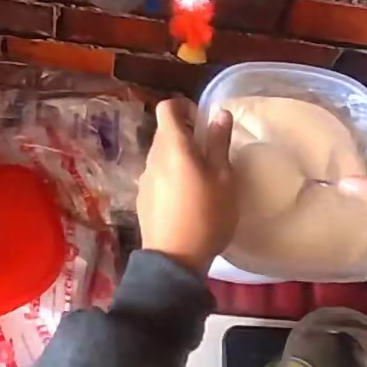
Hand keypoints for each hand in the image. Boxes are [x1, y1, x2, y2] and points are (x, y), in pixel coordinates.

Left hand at [138, 98, 236, 273]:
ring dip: (178, 156)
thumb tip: (219, 114)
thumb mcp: (224, 177)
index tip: (202, 122)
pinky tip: (186, 198)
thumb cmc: (207, 214)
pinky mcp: (142, 197)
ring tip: (200, 178)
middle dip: (185, 134)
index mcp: (173, 146)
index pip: (167, 107)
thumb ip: (219, 142)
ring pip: (161, 154)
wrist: (174, 259)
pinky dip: (170, 175)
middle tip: (209, 153)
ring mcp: (144, 177)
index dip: (184, 107)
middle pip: (164, 131)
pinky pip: (157, 174)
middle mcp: (153, 156)